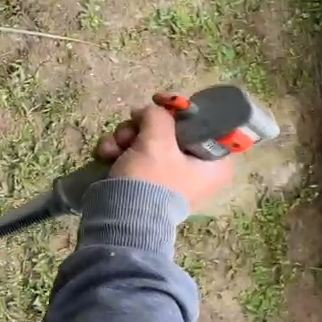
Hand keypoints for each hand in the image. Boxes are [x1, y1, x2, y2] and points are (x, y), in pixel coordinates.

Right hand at [94, 95, 233, 211]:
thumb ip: (158, 117)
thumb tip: (151, 109)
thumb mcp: (156, 142)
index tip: (158, 103)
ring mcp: (169, 176)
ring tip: (111, 148)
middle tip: (128, 133)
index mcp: (214, 164)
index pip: (205, 126)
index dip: (181, 112)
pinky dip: (118, 152)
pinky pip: (134, 156)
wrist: (122, 217)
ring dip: (124, 138)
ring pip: (146, 141)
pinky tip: (106, 156)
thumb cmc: (150, 180)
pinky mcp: (145, 181)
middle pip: (169, 132)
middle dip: (141, 128)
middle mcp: (196, 170)